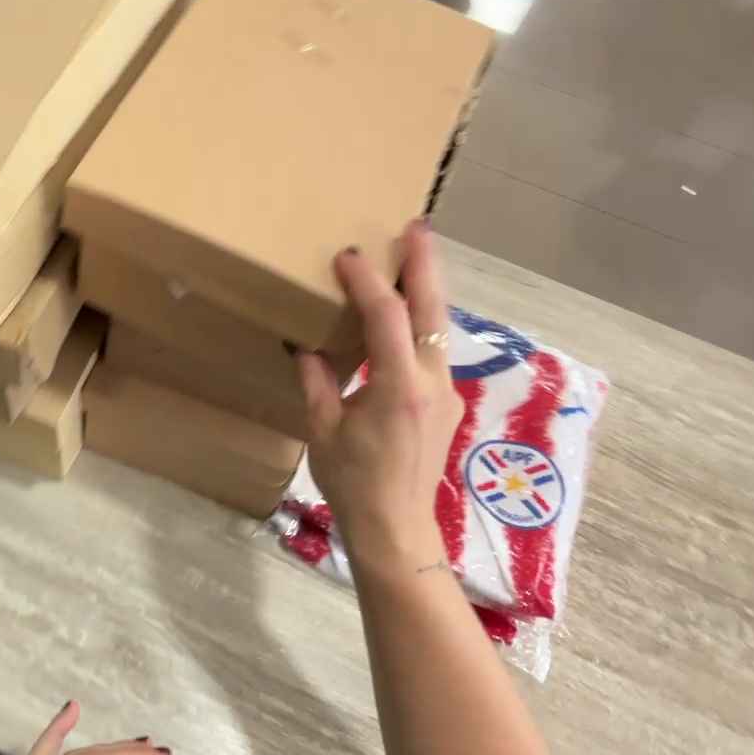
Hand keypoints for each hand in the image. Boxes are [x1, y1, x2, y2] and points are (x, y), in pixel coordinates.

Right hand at [297, 218, 462, 569]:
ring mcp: (445, 393)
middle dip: (425, 264)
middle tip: (416, 225)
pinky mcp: (445, 405)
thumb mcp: (323, 432)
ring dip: (426, 291)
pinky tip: (406, 319)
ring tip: (413, 259)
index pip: (386, 316)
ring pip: (439, 328)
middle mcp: (431, 382)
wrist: (396, 529)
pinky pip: (435, 351)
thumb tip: (308, 347)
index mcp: (397, 387)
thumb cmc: (353, 484)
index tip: (346, 257)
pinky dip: (421, 324)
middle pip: (433, 309)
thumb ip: (318, 383)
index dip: (366, 281)